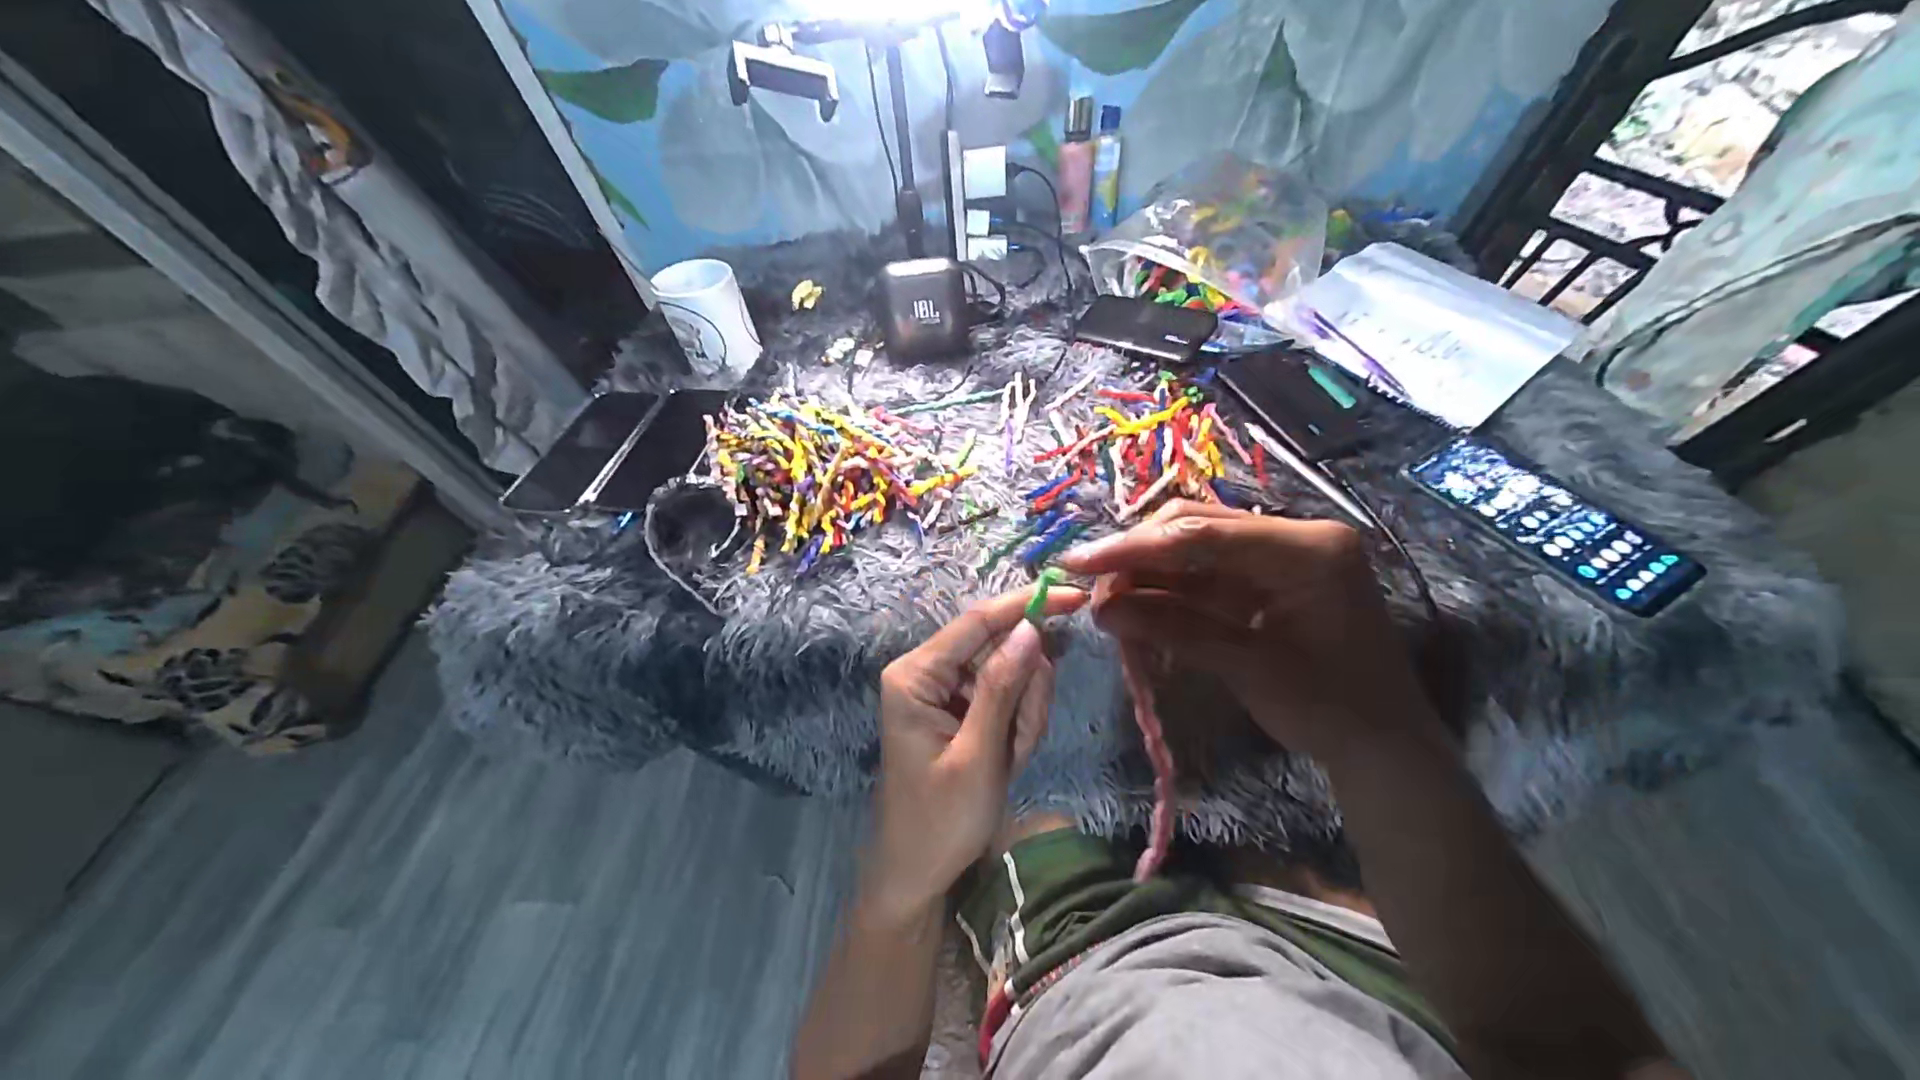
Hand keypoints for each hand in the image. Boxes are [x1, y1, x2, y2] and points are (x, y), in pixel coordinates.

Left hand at [868, 584, 1088, 914]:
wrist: (917, 873)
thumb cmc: (940, 819)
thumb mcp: (979, 754)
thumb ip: (1003, 687)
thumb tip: (1030, 628)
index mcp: (916, 674)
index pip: (977, 621)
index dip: (1027, 605)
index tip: (1075, 596)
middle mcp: (927, 671)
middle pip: (1000, 650)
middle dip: (1025, 693)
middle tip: (1018, 743)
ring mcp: (945, 689)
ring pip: (1010, 675)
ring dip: (1023, 715)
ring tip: (1007, 759)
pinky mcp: (962, 707)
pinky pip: (1006, 698)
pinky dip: (1018, 726)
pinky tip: (1006, 759)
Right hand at [1058, 500, 1439, 766]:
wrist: (1384, 749)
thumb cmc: (1332, 709)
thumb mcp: (1249, 668)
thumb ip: (1174, 630)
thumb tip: (1102, 610)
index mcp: (1306, 548)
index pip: (1204, 533)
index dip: (1135, 547)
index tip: (1080, 562)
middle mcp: (1291, 539)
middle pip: (1196, 529)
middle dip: (1138, 558)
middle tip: (1091, 589)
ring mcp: (1276, 560)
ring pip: (1193, 551)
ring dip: (1147, 576)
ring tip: (1106, 606)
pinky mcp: (1262, 583)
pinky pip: (1202, 578)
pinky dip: (1167, 594)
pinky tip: (1135, 610)